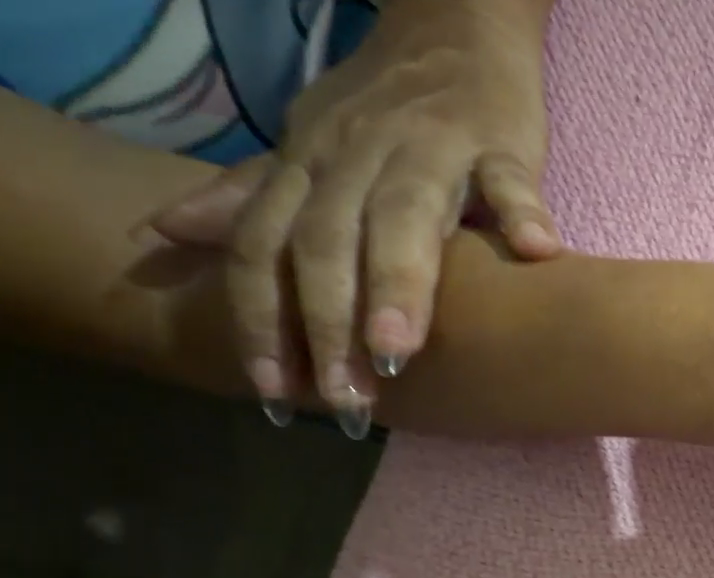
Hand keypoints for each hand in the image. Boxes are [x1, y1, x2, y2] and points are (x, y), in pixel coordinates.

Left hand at [150, 0, 560, 435]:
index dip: (266, 317)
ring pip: (405, 214)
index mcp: (314, 163)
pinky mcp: (502, 143)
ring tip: (399, 350)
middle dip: (329, 321)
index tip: (278, 390)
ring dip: (400, 281)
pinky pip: (510, 179)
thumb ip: (256, 192)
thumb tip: (171, 233)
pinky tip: (537, 251)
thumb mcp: (314, 145)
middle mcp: (359, 156)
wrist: (456, 31)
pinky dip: (521, 211)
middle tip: (347, 398)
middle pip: (330, 240)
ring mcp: (434, 147)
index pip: (272, 245)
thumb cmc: (392, 107)